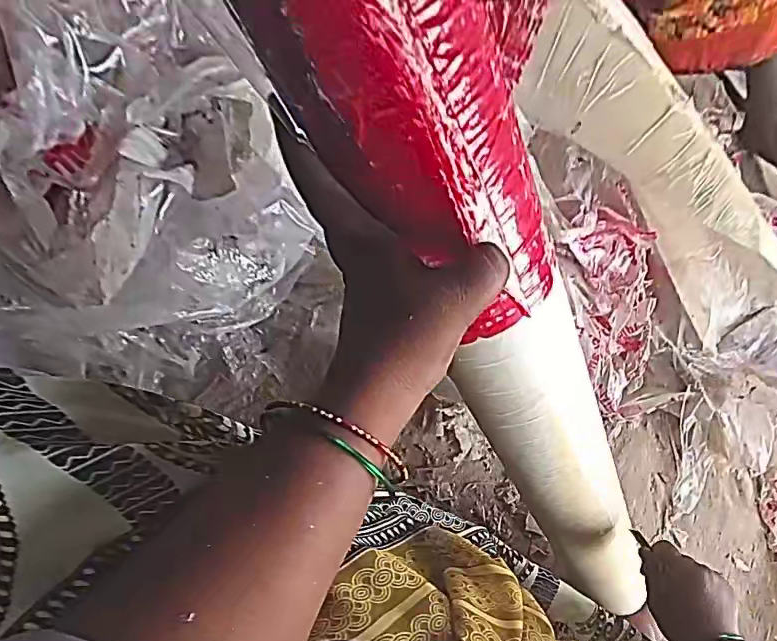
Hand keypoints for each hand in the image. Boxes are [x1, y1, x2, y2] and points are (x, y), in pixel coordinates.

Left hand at [274, 115, 509, 441]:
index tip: (281, 104)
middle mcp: (354, 253)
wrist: (377, 399)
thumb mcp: (455, 296)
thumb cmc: (402, 340)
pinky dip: (404, 238)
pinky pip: (391, 256)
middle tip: (359, 123)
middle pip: (340, 195)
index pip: (318, 178)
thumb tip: (495, 255)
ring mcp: (365, 281)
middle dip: (343, 159)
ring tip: (406, 173)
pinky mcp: (380, 305)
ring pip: (367, 226)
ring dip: (377, 199)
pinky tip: (430, 240)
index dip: (297, 140)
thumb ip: (481, 267)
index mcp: (358, 237)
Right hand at [644, 541, 741, 640]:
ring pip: (695, 571)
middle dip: (674, 571)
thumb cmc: (678, 625)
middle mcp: (693, 566)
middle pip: (679, 560)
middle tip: (669, 590)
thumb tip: (649, 561)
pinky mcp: (724, 584)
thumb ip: (652, 576)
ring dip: (690, 580)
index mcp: (671, 567)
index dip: (657, 556)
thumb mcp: (654, 600)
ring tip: (687, 602)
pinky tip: (701, 605)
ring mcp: (711, 574)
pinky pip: (710, 581)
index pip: (662, 547)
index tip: (654, 566)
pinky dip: (704, 589)